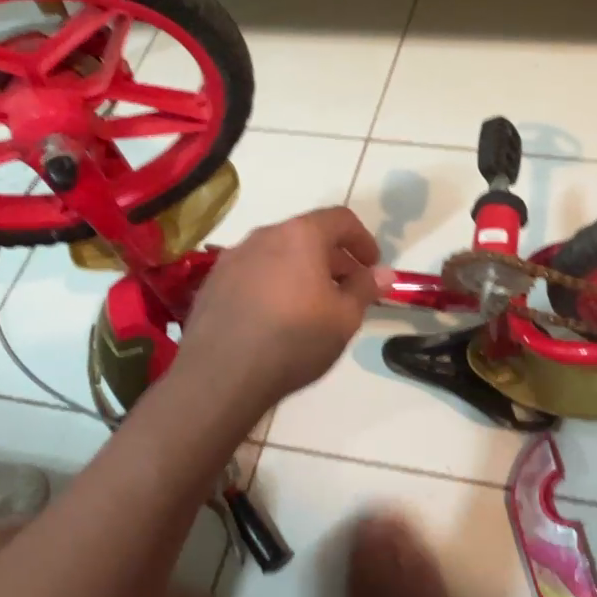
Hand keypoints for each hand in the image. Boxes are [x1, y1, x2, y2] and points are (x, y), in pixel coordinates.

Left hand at [178, 207, 391, 406]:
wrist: (220, 377)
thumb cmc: (294, 341)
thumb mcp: (344, 318)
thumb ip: (365, 289)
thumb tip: (384, 273)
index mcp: (300, 235)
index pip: (340, 219)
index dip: (362, 240)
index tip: (372, 266)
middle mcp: (264, 236)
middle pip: (307, 235)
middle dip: (332, 258)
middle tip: (347, 289)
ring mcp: (232, 258)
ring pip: (278, 254)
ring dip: (301, 270)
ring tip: (312, 305)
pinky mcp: (212, 284)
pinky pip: (252, 273)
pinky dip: (272, 284)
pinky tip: (275, 317)